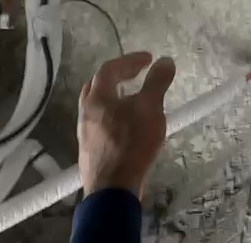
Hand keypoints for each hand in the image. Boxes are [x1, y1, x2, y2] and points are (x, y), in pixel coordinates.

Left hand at [77, 51, 175, 197]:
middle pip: (98, 85)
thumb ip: (157, 82)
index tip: (149, 59)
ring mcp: (85, 133)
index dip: (130, 60)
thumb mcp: (150, 108)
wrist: (113, 191)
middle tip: (136, 74)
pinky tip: (129, 124)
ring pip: (98, 105)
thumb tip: (165, 61)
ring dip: (116, 96)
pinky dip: (114, 114)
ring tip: (135, 98)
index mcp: (97, 98)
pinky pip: (100, 122)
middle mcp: (86, 113)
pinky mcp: (90, 150)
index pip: (110, 69)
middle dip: (118, 75)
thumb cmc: (131, 144)